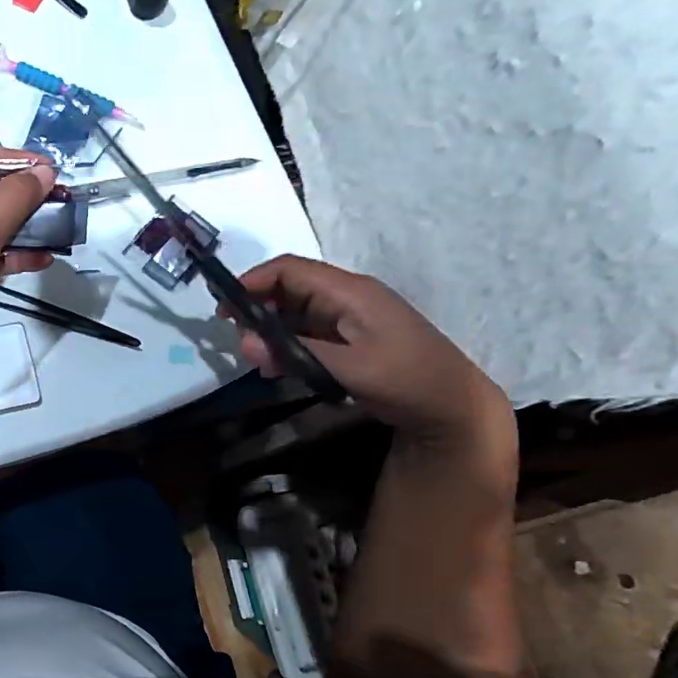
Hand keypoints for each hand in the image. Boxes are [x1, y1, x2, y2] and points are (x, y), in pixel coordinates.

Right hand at [224, 255, 512, 446]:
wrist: (454, 407)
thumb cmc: (406, 379)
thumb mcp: (350, 367)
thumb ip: (294, 352)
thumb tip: (244, 342)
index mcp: (349, 292)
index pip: (289, 269)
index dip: (252, 281)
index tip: (223, 307)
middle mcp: (346, 297)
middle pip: (288, 288)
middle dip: (256, 309)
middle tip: (240, 340)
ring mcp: (348, 318)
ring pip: (293, 312)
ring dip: (269, 331)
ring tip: (258, 359)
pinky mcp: (348, 339)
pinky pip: (305, 332)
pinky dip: (285, 345)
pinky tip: (277, 368)